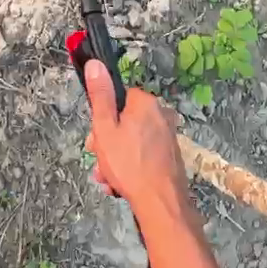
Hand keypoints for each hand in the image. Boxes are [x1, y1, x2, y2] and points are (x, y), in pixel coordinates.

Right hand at [83, 58, 190, 219]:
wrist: (161, 204)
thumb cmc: (129, 164)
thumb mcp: (105, 128)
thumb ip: (100, 96)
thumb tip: (95, 63)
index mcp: (145, 102)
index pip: (118, 99)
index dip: (103, 120)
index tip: (95, 139)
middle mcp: (161, 114)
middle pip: (125, 122)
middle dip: (108, 143)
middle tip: (99, 162)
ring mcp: (168, 137)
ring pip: (133, 141)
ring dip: (116, 159)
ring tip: (108, 179)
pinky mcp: (171, 156)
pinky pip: (144, 155)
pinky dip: (132, 166)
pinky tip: (121, 185)